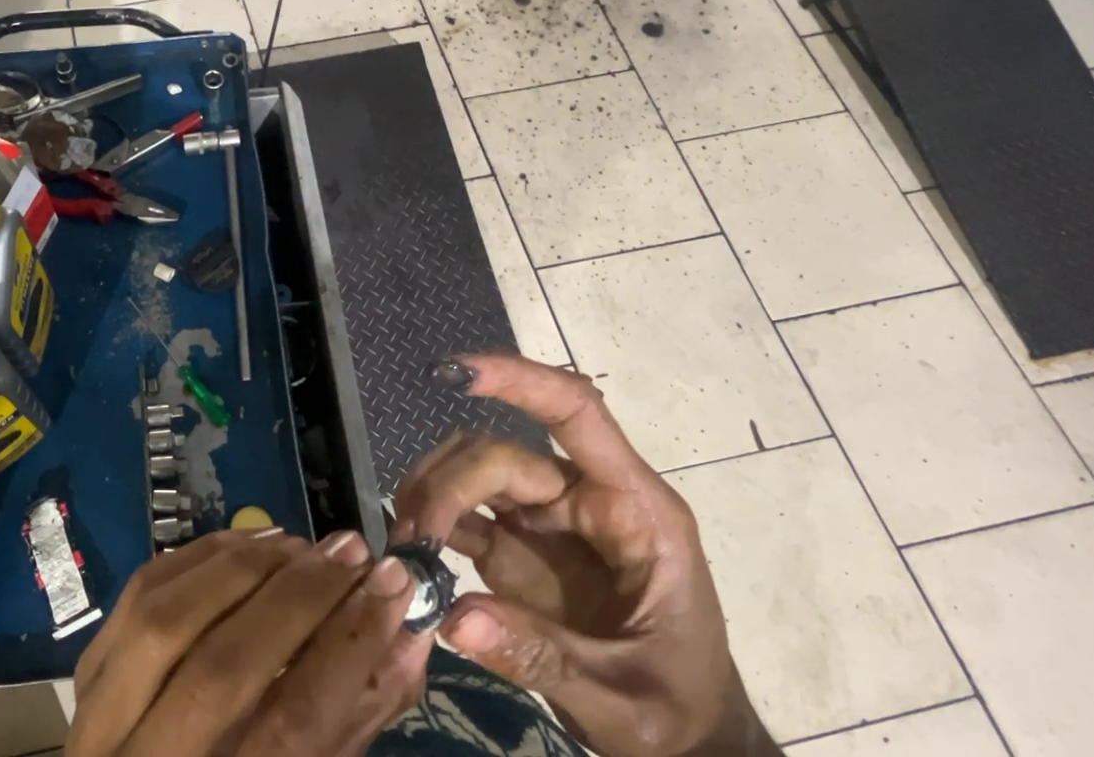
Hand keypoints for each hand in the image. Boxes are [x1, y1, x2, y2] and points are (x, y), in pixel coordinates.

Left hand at [67, 528, 432, 756]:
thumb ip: (356, 708)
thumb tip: (408, 628)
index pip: (292, 725)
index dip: (350, 646)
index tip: (395, 584)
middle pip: (223, 668)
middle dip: (298, 599)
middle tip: (354, 553)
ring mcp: (99, 715)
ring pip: (168, 618)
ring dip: (245, 568)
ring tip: (304, 544)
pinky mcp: (87, 662)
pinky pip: (142, 589)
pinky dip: (201, 556)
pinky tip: (251, 540)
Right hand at [396, 354, 780, 756]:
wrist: (686, 742)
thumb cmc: (679, 712)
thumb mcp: (628, 702)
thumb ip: (543, 660)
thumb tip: (454, 617)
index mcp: (633, 511)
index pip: (577, 413)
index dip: (520, 381)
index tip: (457, 373)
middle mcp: (584, 500)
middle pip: (501, 454)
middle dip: (450, 486)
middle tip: (414, 542)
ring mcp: (546, 522)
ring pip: (473, 471)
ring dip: (431, 495)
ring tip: (407, 545)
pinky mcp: (515, 548)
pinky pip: (462, 513)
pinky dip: (430, 522)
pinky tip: (409, 548)